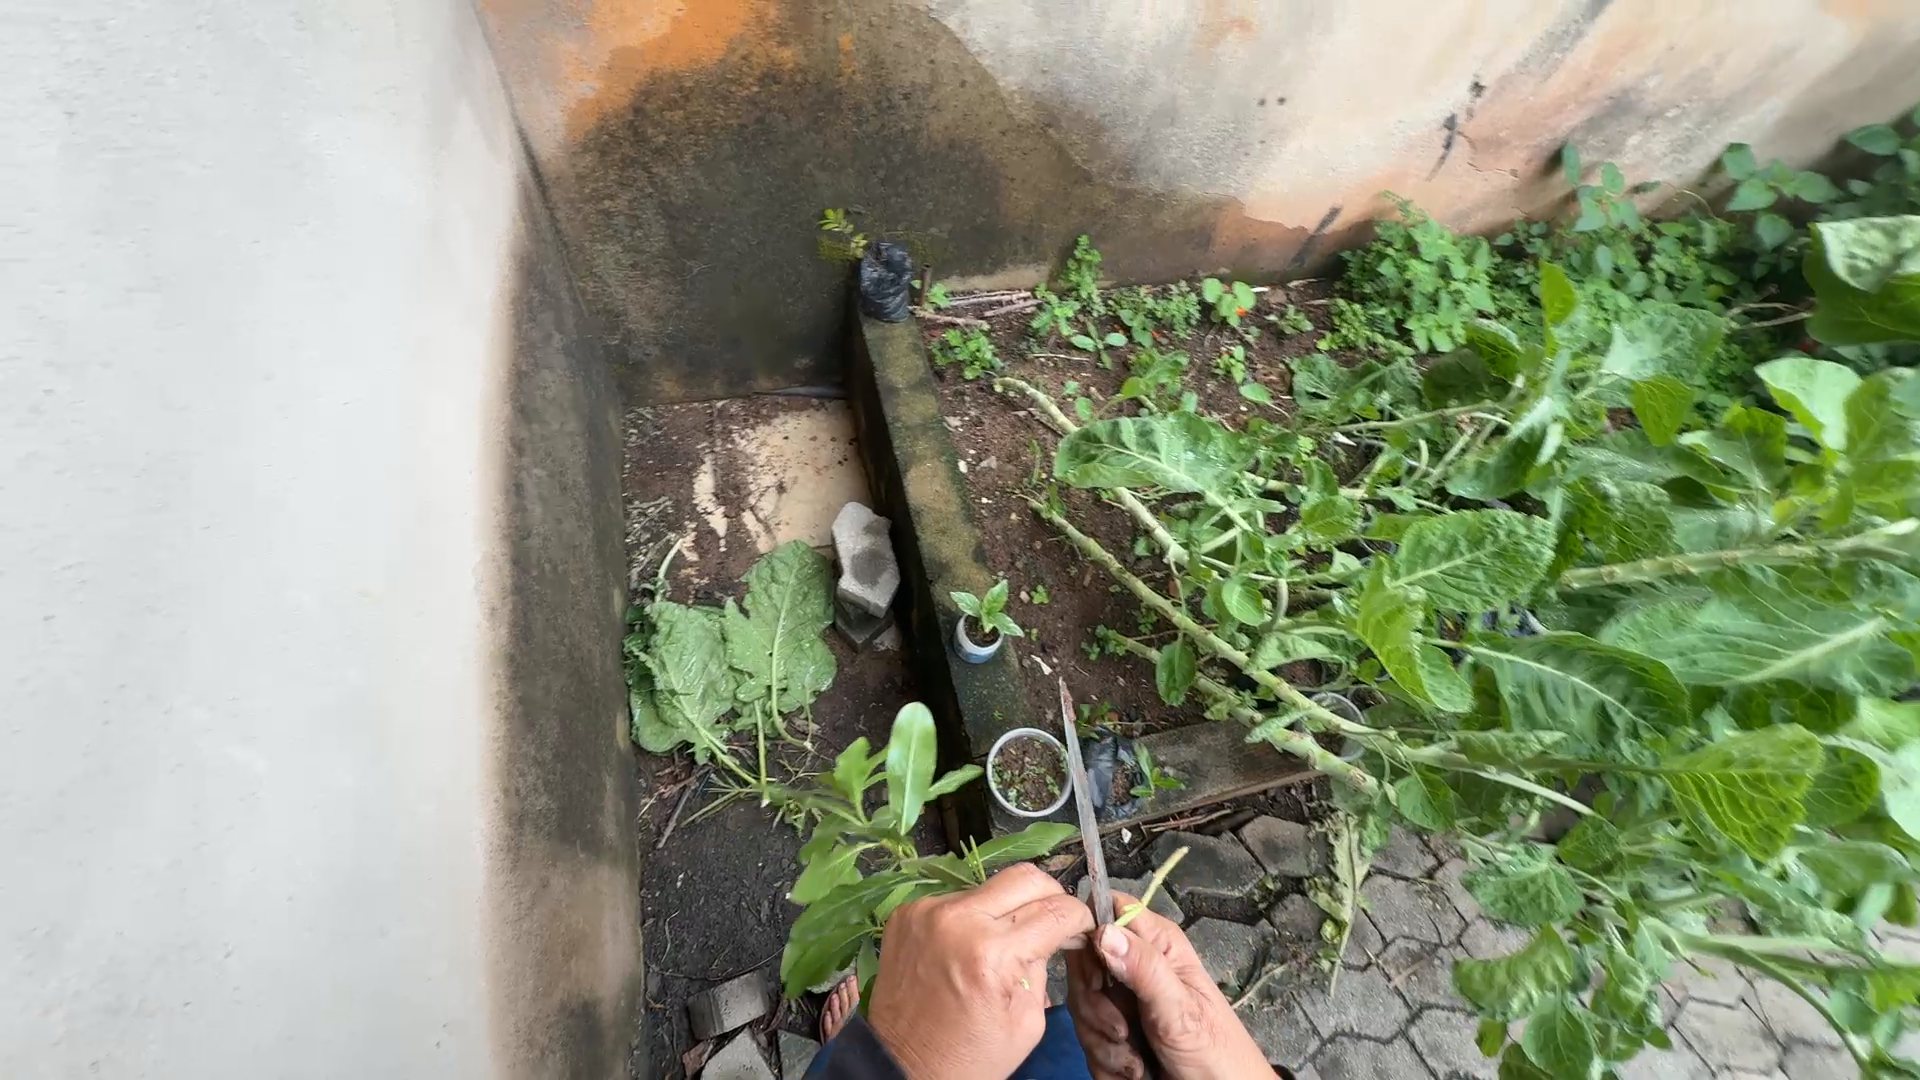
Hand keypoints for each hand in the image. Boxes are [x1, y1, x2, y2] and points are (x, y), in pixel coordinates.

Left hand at [866, 863, 1094, 1079]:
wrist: (899, 1066)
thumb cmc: (968, 1057)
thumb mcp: (1025, 1024)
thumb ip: (1042, 969)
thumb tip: (1051, 932)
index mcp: (992, 953)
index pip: (1055, 911)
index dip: (1078, 916)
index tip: (1080, 926)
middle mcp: (959, 919)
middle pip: (1025, 877)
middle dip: (1050, 894)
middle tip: (1052, 918)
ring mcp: (929, 909)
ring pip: (989, 886)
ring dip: (1005, 908)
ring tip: (1001, 939)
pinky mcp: (908, 910)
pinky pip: (956, 899)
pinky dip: (970, 917)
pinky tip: (964, 946)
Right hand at [1065, 895, 1272, 1079]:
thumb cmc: (1212, 1050)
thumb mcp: (1181, 1009)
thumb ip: (1144, 967)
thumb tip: (1102, 930)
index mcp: (1154, 941)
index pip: (1105, 908)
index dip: (1090, 935)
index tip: (1095, 976)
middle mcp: (1133, 961)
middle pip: (1084, 961)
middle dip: (1095, 1005)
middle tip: (1121, 1032)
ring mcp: (1120, 997)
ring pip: (1081, 1003)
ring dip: (1102, 1041)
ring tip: (1136, 1063)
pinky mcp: (1111, 1029)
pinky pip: (1087, 1036)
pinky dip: (1105, 1060)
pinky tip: (1133, 1072)